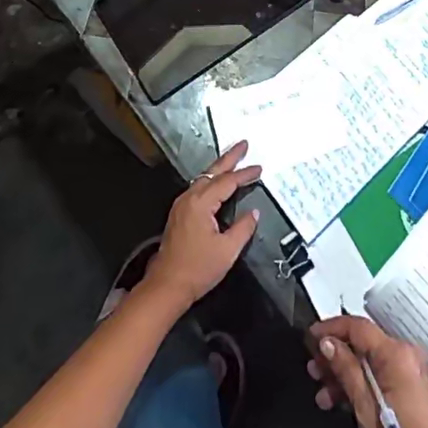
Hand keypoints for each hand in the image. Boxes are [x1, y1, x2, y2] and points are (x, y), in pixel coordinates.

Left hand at [141, 142, 261, 306]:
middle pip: (212, 172)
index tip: (259, 169)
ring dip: (219, 168)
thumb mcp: (228, 250)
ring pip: (203, 179)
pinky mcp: (179, 212)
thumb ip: (243, 228)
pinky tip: (217, 182)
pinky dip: (211, 181)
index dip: (244, 174)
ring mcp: (181, 204)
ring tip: (233, 159)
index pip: (226, 182)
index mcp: (201, 203)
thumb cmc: (199, 269)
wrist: (168, 283)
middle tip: (243, 144)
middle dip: (229, 157)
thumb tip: (253, 212)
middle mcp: (189, 197)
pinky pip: (198, 188)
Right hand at [306, 316, 427, 427]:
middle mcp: (407, 357)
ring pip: (368, 360)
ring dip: (344, 372)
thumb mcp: (365, 405)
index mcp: (397, 354)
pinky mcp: (412, 389)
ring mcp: (411, 372)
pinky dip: (360, 382)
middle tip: (315, 365)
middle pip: (362, 343)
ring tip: (325, 390)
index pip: (357, 326)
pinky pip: (380, 374)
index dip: (330, 328)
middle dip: (335, 355)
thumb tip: (328, 344)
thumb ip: (345, 369)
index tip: (311, 336)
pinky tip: (342, 399)